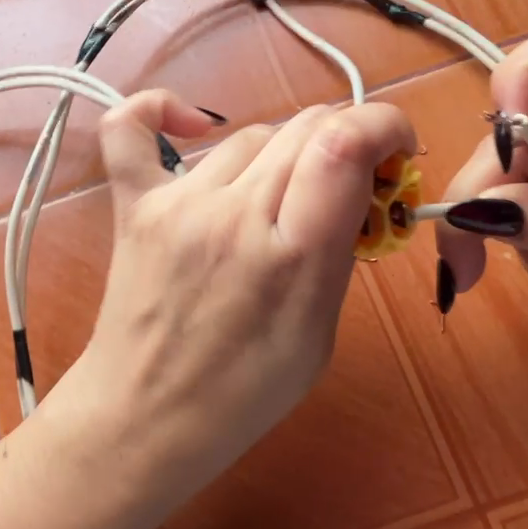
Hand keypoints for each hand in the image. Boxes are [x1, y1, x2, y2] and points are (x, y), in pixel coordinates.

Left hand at [51, 92, 414, 488]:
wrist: (145, 419)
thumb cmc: (244, 391)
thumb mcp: (320, 333)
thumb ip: (338, 251)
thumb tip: (355, 186)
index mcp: (292, 254)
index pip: (344, 143)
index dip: (383, 123)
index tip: (397, 147)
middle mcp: (232, 212)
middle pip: (303, 128)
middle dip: (345, 138)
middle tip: (350, 179)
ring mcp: (177, 201)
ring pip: (249, 134)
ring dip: (283, 151)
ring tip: (281, 192)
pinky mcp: (133, 202)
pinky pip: (130, 129)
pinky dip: (160, 109)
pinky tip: (191, 123)